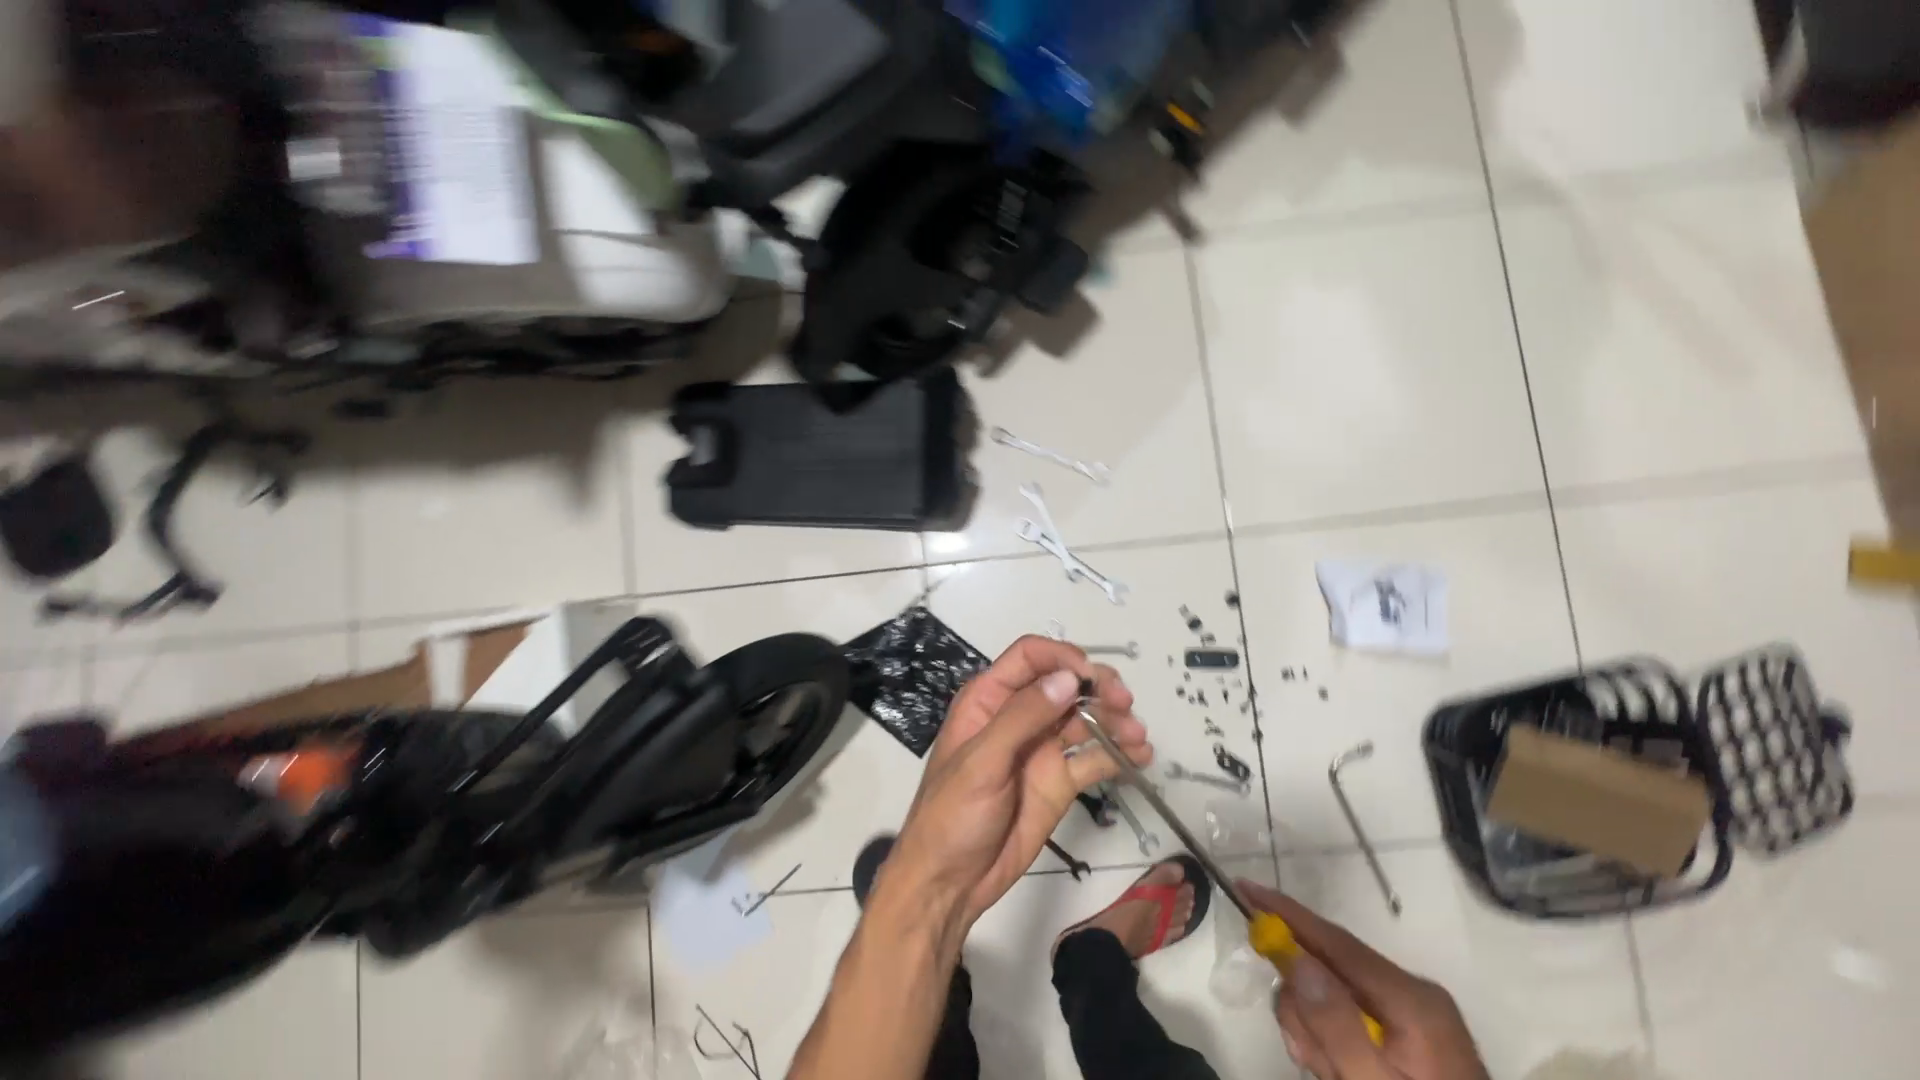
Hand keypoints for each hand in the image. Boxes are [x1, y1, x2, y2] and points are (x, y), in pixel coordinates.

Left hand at [884, 636, 1150, 932]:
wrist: (949, 882)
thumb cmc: (951, 814)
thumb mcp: (981, 762)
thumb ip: (1023, 717)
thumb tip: (1068, 678)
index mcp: (989, 701)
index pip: (1030, 657)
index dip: (1063, 658)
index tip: (1092, 676)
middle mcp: (1019, 717)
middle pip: (1065, 684)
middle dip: (1097, 688)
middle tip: (1125, 703)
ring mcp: (1041, 749)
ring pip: (1085, 719)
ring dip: (1114, 720)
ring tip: (1137, 736)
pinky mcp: (1059, 782)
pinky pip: (1094, 760)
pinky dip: (1118, 754)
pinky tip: (1140, 757)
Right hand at [1238, 882, 1490, 1079]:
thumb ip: (1336, 1026)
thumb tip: (1296, 960)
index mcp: (1412, 1000)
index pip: (1337, 942)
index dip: (1286, 913)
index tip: (1243, 888)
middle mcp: (1414, 993)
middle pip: (1330, 967)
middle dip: (1303, 1003)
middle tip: (1304, 1054)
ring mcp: (1413, 1012)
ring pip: (1334, 992)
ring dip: (1316, 1029)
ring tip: (1330, 1073)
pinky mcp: (1409, 1030)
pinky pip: (1350, 1012)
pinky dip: (1331, 1036)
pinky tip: (1338, 1069)